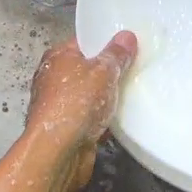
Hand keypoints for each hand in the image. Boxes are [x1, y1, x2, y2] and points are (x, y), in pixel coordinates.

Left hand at [22, 32, 137, 191]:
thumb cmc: (76, 103)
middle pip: (89, 69)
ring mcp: (60, 107)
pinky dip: (105, 119)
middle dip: (110, 71)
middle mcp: (54, 79)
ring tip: (135, 91)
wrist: (58, 155)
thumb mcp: (103, 71)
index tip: (128, 44)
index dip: (106, 41)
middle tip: (136, 66)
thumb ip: (117, 54)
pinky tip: (124, 118)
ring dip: (109, 98)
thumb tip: (126, 36)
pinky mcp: (68, 131)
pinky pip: (92, 118)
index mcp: (58, 56)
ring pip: (91, 96)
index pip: (85, 42)